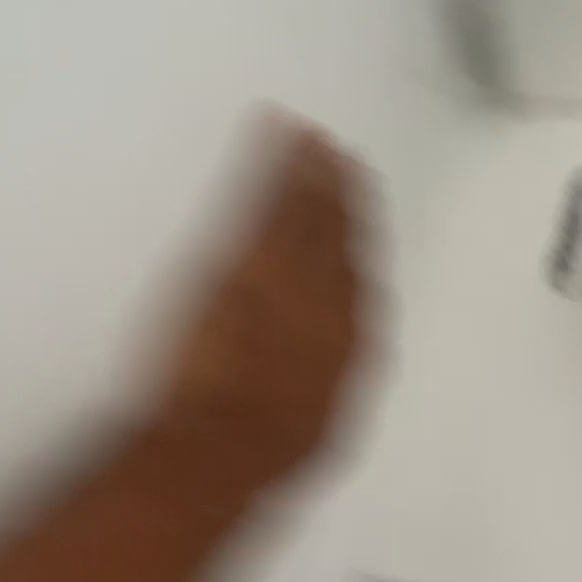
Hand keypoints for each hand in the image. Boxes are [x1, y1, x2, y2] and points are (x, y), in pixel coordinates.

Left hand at [151, 120, 369, 493]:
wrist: (220, 444)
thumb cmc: (268, 451)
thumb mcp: (321, 430)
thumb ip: (332, 385)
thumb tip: (337, 366)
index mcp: (350, 346)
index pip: (357, 285)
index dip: (360, 247)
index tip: (361, 224)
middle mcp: (325, 302)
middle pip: (338, 240)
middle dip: (344, 201)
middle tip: (349, 163)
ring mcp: (282, 277)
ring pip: (307, 215)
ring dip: (316, 176)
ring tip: (320, 142)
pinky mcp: (241, 261)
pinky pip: (264, 201)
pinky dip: (273, 162)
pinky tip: (278, 131)